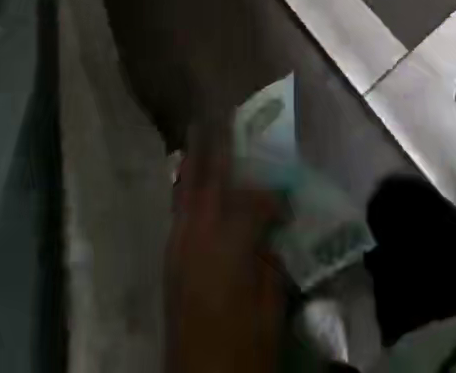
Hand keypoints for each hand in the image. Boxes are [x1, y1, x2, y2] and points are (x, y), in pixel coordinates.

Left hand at [165, 125, 284, 372]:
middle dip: (214, 143)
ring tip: (200, 129)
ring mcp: (178, 243)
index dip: (271, 191)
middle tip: (220, 110)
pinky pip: (178, 207)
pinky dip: (186, 185)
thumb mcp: (271, 306)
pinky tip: (191, 179)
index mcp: (229, 242)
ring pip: (185, 188)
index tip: (286, 193)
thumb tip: (272, 231)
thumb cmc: (242, 346)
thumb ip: (270, 259)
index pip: (252, 198)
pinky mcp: (169, 257)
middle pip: (205, 176)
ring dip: (195, 159)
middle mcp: (198, 233)